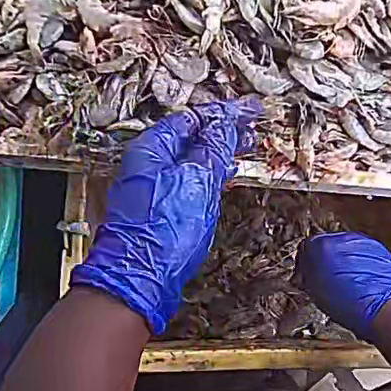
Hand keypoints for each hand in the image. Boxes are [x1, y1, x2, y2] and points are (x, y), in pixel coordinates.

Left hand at [71, 100, 258, 334]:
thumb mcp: (197, 181)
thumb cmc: (161, 232)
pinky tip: (222, 178)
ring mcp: (152, 189)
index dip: (225, 113)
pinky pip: (187, 182)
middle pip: (190, 138)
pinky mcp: (159, 212)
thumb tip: (225, 125)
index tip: (250, 110)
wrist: (139, 279)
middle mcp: (147, 166)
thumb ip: (213, 149)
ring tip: (243, 148)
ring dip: (217, 153)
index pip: (193, 118)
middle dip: (223, 131)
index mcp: (151, 148)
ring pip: (190, 160)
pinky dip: (208, 175)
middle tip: (251, 127)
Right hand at [297, 232, 390, 341]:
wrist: (385, 307)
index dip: (305, 265)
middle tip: (325, 281)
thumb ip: (308, 276)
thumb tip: (306, 274)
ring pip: (346, 250)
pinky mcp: (381, 250)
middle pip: (327, 246)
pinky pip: (364, 255)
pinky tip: (360, 283)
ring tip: (345, 285)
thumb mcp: (315, 292)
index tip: (306, 276)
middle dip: (325, 262)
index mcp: (321, 246)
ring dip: (344, 263)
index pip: (306, 248)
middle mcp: (342, 239)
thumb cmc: (350, 303)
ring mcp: (363, 243)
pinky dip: (360, 265)